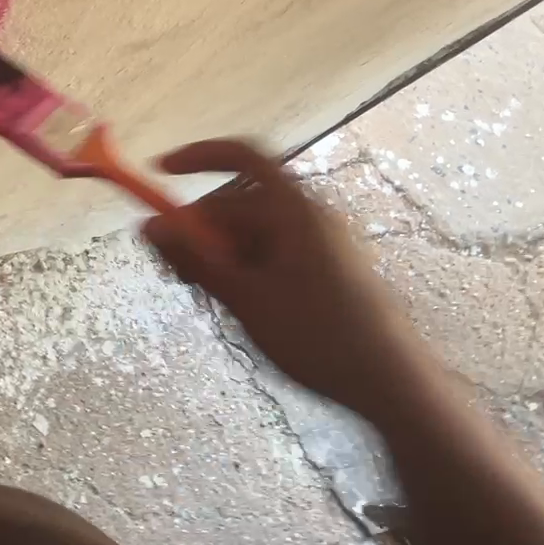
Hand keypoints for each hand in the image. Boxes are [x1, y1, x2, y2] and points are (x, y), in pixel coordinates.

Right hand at [141, 138, 434, 420]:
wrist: (396, 388)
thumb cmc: (319, 337)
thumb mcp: (244, 298)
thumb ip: (193, 258)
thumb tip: (147, 226)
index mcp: (295, 210)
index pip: (242, 157)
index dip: (196, 157)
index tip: (159, 172)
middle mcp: (309, 215)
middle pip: (236, 200)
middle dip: (196, 226)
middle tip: (172, 267)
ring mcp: (318, 242)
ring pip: (247, 230)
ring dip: (215, 252)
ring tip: (203, 292)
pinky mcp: (323, 267)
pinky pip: (267, 250)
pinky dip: (240, 265)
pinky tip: (233, 299)